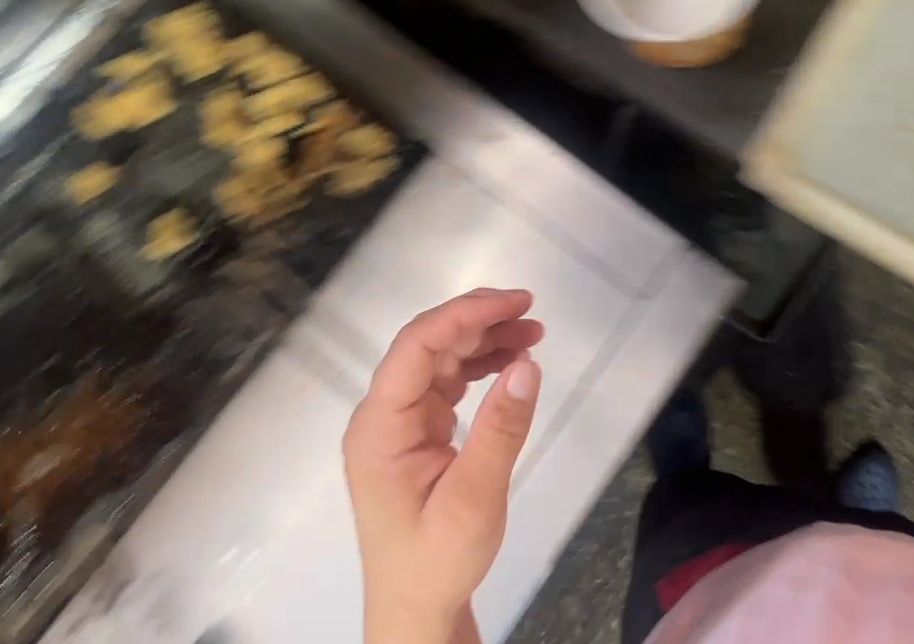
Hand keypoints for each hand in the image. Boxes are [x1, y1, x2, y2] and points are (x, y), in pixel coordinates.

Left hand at [344, 288, 543, 643]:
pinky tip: (514, 361)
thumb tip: (528, 364)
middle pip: (427, 345)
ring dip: (485, 339)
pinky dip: (482, 365)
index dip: (463, 316)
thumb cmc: (437, 560)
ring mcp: (400, 423)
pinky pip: (449, 382)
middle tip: (530, 309)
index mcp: (380, 428)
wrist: (417, 610)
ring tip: (533, 332)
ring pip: (440, 358)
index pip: (415, 348)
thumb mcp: (474, 500)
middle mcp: (383, 416)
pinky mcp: (419, 432)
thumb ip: (501, 430)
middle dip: (478, 319)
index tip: (513, 303)